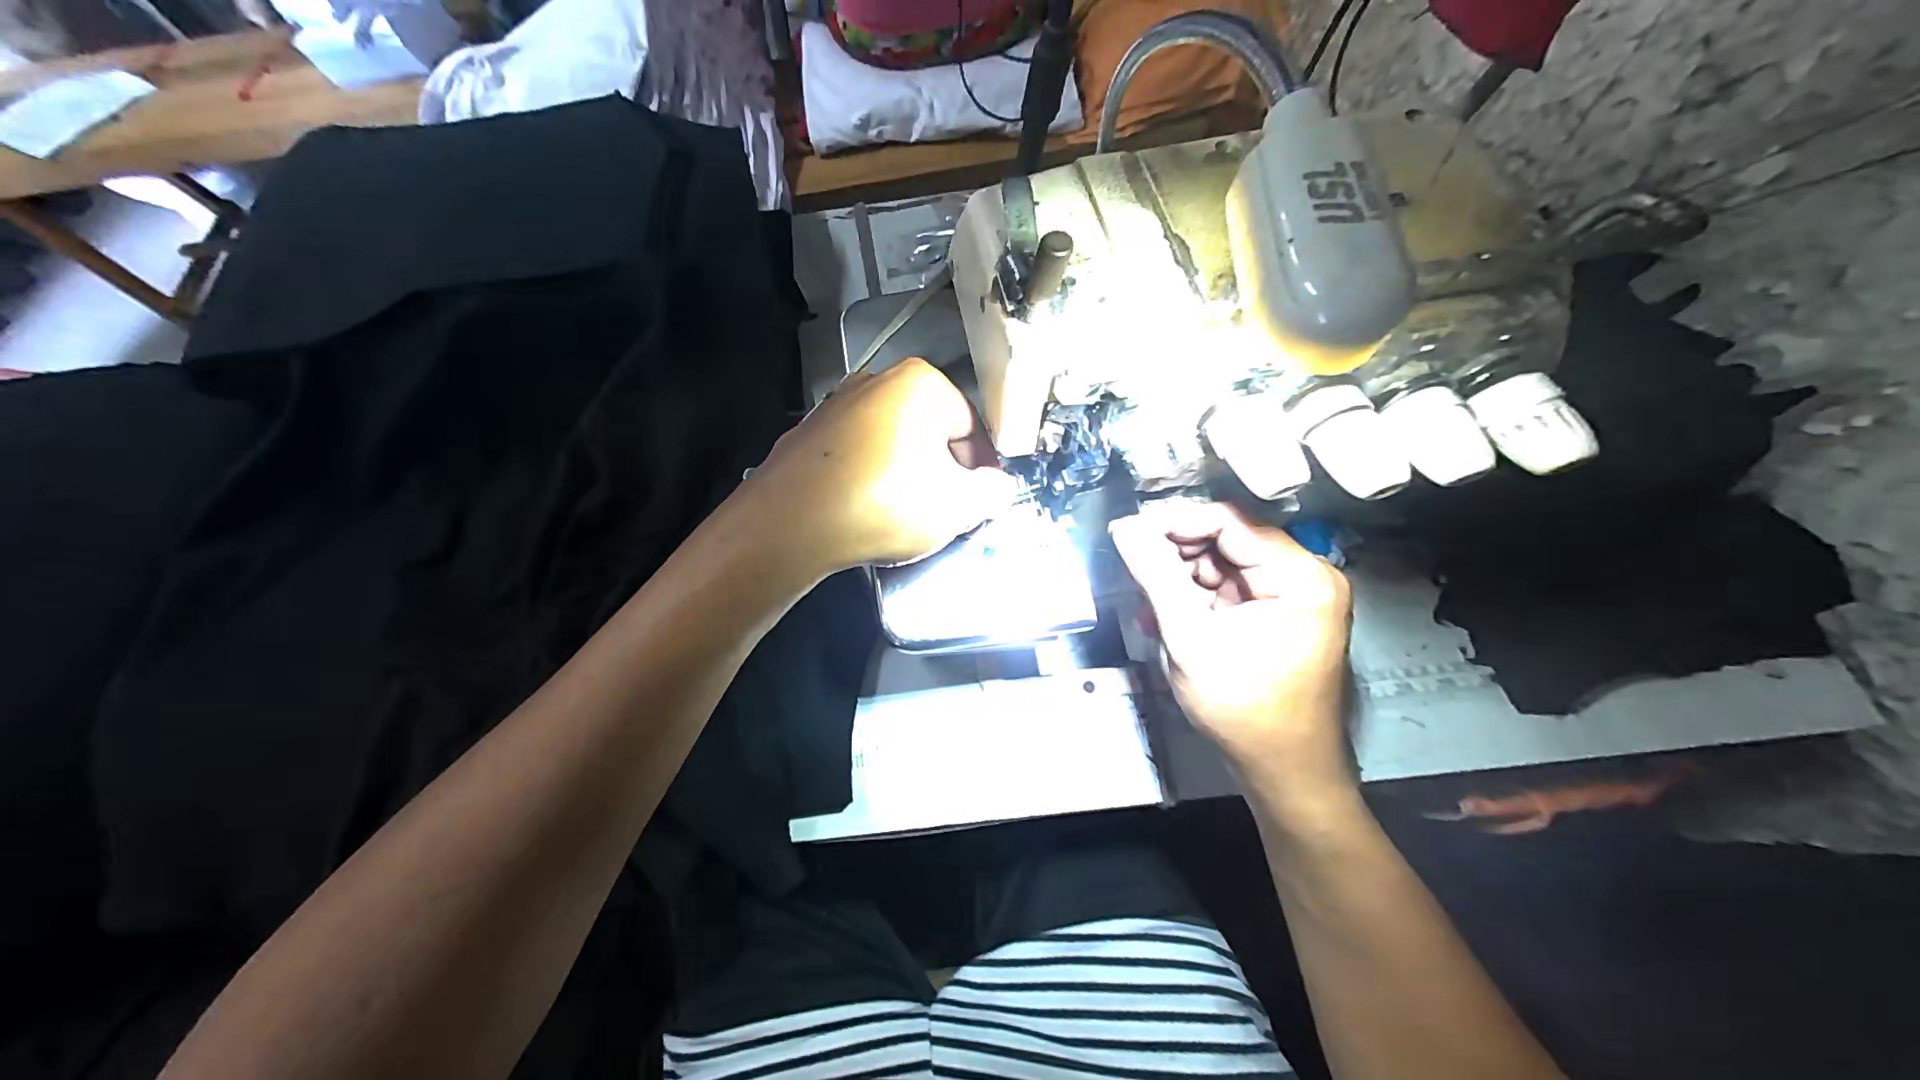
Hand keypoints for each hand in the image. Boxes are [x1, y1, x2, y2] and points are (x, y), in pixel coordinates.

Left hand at [743, 358, 1020, 573]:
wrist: (789, 522)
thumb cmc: (884, 503)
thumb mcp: (957, 507)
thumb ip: (992, 493)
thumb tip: (996, 486)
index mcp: (921, 384)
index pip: (972, 427)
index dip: (983, 468)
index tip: (981, 500)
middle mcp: (876, 381)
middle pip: (930, 431)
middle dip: (942, 470)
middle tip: (944, 511)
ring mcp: (837, 405)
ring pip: (892, 443)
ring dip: (905, 475)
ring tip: (903, 515)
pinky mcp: (809, 434)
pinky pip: (857, 455)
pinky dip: (869, 477)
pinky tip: (866, 509)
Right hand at [1110, 501, 1355, 800]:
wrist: (1283, 768)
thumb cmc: (1244, 709)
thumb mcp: (1189, 636)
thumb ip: (1155, 575)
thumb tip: (1124, 528)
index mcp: (1300, 576)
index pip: (1229, 522)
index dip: (1174, 523)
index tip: (1129, 534)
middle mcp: (1306, 577)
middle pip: (1227, 540)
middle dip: (1177, 555)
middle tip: (1135, 570)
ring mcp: (1296, 596)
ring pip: (1224, 564)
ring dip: (1182, 579)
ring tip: (1148, 603)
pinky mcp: (1281, 614)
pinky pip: (1231, 589)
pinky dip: (1197, 598)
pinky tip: (1167, 615)